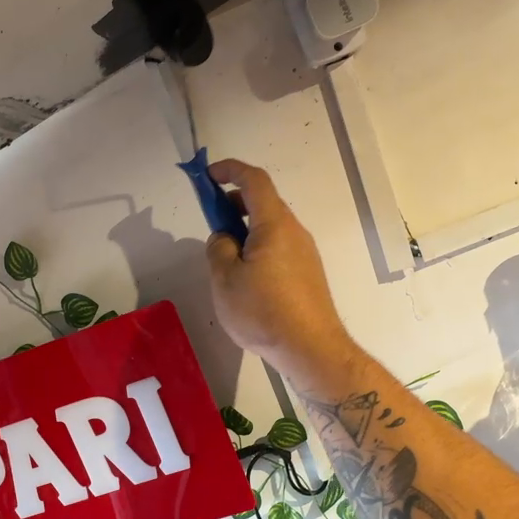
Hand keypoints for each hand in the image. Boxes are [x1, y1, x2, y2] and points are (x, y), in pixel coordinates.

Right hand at [205, 160, 358, 387]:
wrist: (310, 348)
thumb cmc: (263, 311)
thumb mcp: (225, 279)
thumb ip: (218, 248)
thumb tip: (225, 238)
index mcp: (274, 224)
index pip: (254, 181)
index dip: (230, 170)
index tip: (208, 176)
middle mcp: (294, 232)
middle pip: (264, 204)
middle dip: (234, 204)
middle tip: (211, 223)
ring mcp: (305, 253)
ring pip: (271, 228)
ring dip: (245, 231)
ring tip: (225, 261)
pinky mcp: (308, 274)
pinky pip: (279, 248)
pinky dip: (258, 249)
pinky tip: (246, 281)